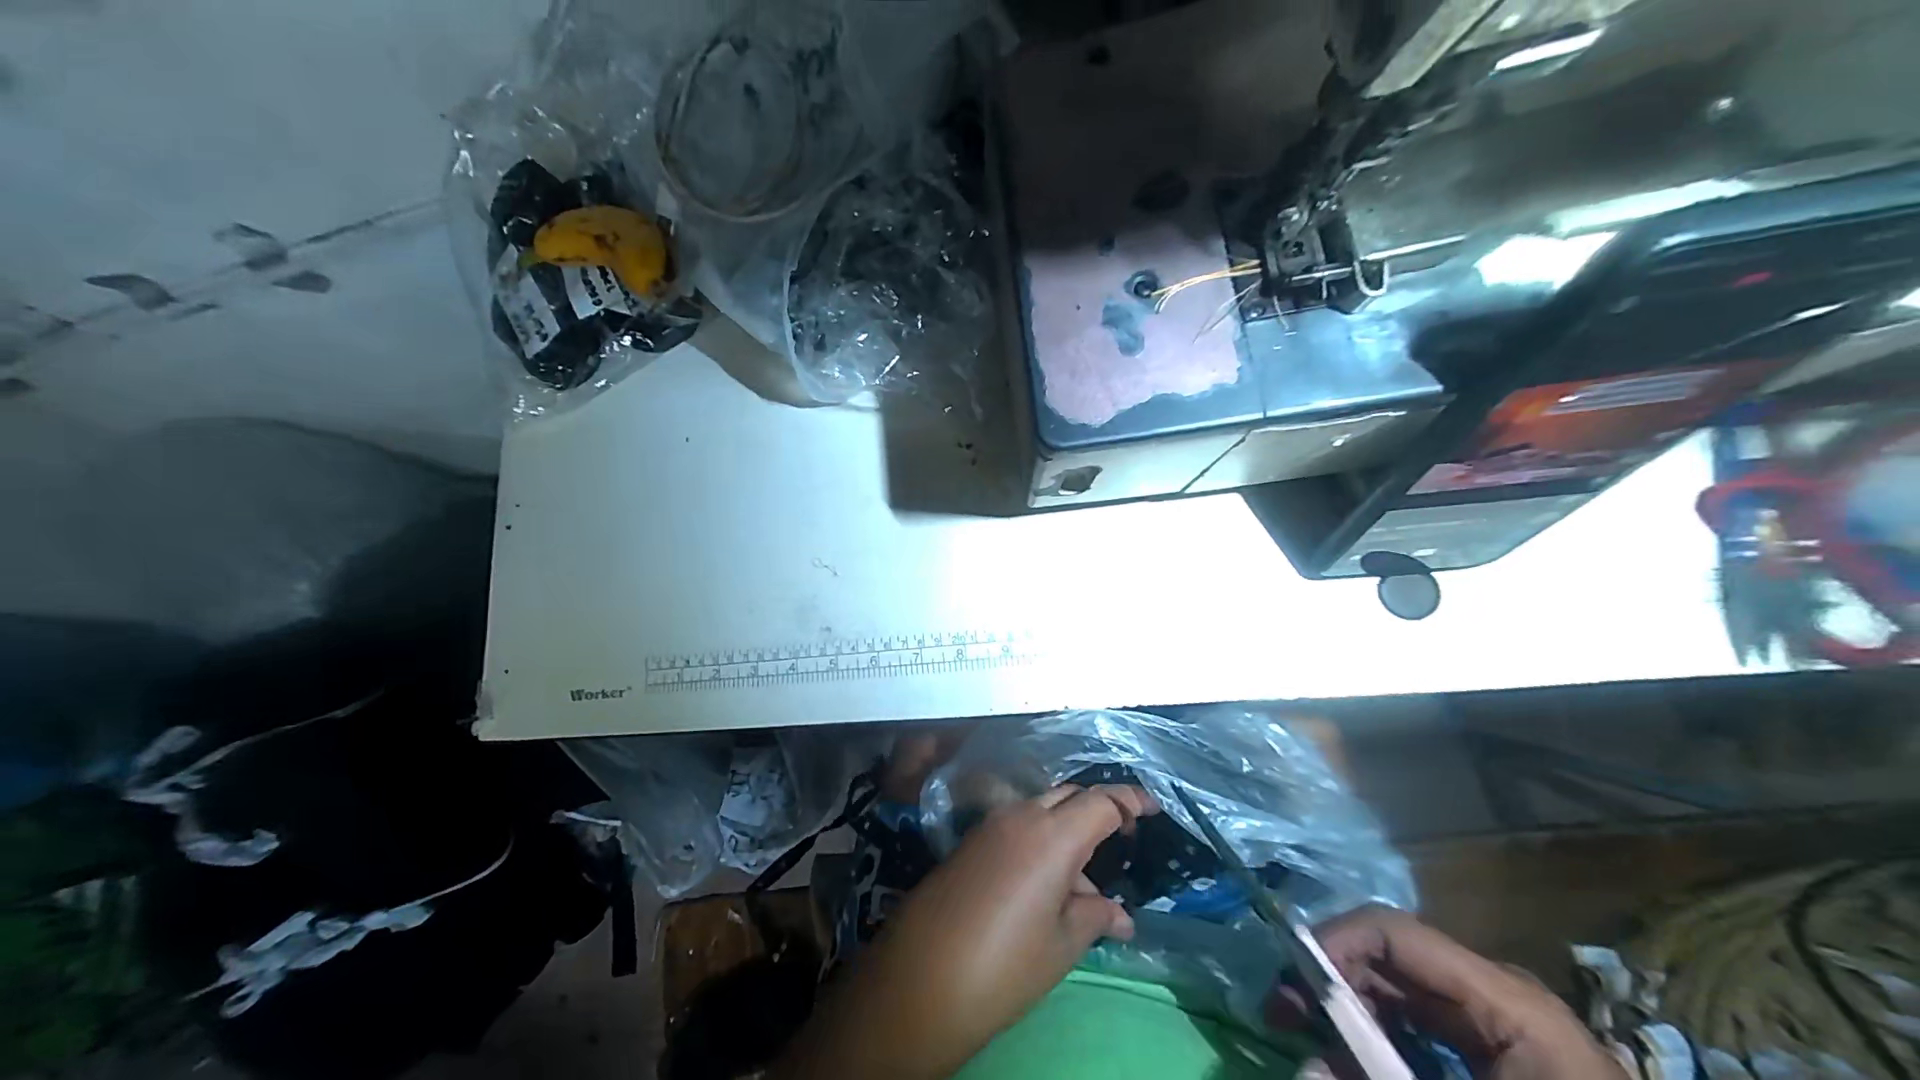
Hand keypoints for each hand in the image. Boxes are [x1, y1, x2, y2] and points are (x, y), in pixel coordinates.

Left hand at [775, 783, 1158, 1079]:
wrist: (919, 981)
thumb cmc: (1004, 965)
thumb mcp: (1061, 945)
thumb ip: (1095, 915)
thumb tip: (1121, 915)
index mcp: (1051, 836)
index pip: (1100, 801)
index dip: (1130, 801)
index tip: (1152, 807)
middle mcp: (1019, 816)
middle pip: (1069, 796)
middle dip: (1098, 810)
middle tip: (1120, 840)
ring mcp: (989, 825)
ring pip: (1041, 810)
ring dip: (1067, 832)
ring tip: (1084, 887)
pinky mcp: (970, 841)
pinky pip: (1016, 825)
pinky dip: (1040, 840)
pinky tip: (1047, 884)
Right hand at [1273, 906, 1623, 1079]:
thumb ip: (1380, 1077)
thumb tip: (1302, 1069)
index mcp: (1502, 995)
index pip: (1392, 931)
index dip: (1331, 944)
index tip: (1291, 991)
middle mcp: (1492, 990)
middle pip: (1386, 958)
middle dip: (1329, 984)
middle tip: (1284, 1021)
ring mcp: (1494, 1019)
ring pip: (1396, 991)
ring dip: (1347, 1016)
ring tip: (1316, 1055)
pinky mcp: (1493, 1049)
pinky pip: (1418, 1025)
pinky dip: (1378, 1038)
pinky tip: (1354, 1062)